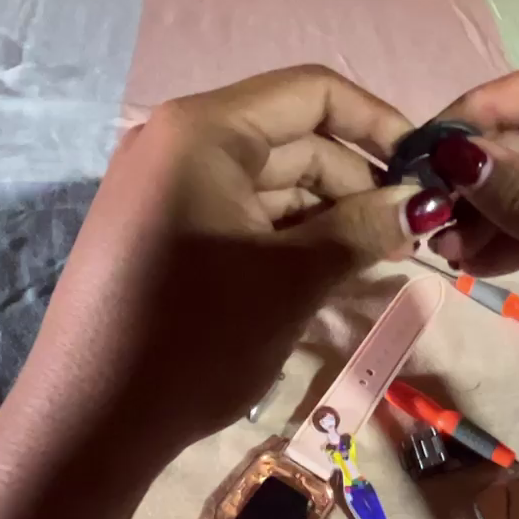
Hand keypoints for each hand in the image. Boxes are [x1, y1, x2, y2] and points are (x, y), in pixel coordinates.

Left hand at [26, 65, 454, 455]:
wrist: (90, 425)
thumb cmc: (196, 338)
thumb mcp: (292, 279)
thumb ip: (364, 228)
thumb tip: (427, 203)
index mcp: (204, 130)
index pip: (313, 93)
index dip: (378, 123)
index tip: (425, 170)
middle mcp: (180, 142)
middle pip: (294, 138)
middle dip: (357, 182)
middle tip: (407, 234)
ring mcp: (168, 188)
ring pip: (273, 181)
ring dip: (330, 213)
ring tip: (376, 257)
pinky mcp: (165, 230)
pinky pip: (244, 213)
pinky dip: (291, 234)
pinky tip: (329, 268)